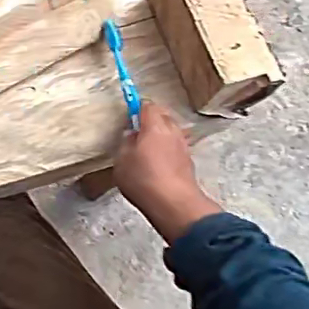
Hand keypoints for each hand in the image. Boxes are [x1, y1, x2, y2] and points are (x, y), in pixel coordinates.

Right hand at [114, 104, 222, 241]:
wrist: (173, 203)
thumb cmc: (143, 179)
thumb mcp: (121, 160)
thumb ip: (126, 143)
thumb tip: (132, 135)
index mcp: (155, 126)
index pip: (148, 105)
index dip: (137, 106)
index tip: (128, 112)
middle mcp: (172, 131)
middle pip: (163, 116)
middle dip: (150, 119)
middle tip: (135, 131)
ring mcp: (182, 146)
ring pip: (170, 131)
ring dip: (159, 135)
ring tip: (144, 149)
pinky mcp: (187, 161)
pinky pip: (174, 147)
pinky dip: (165, 149)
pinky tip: (155, 163)